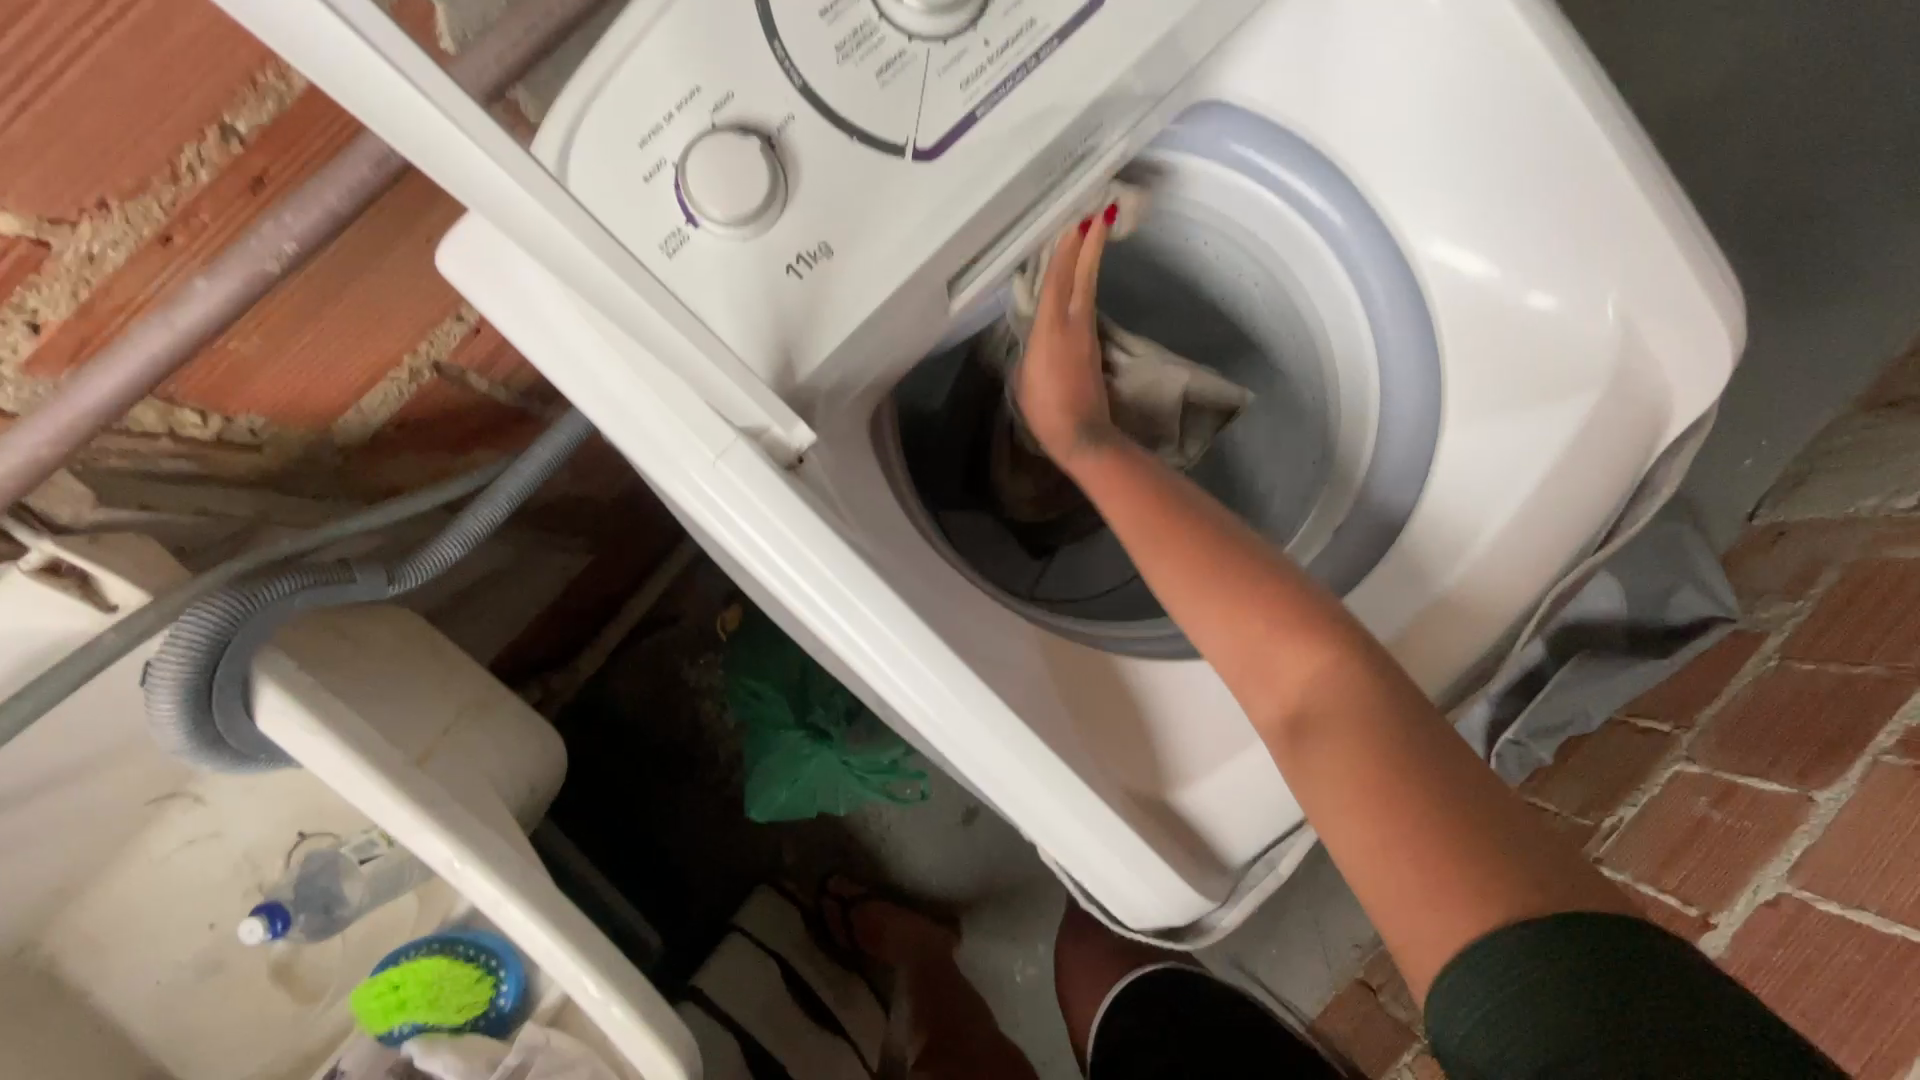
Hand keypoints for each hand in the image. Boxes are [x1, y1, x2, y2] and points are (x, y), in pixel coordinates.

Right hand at [1016, 207, 1118, 469]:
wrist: (1082, 436)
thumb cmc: (1046, 410)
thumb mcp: (1025, 375)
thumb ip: (1031, 346)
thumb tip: (1038, 334)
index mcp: (1052, 328)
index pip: (1058, 279)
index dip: (1066, 249)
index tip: (1078, 220)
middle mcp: (1074, 324)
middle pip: (1082, 275)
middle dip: (1090, 243)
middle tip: (1102, 211)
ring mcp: (1087, 336)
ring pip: (1086, 289)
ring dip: (1089, 261)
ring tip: (1091, 236)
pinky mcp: (1093, 349)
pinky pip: (1086, 307)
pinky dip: (1084, 286)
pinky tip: (1081, 282)